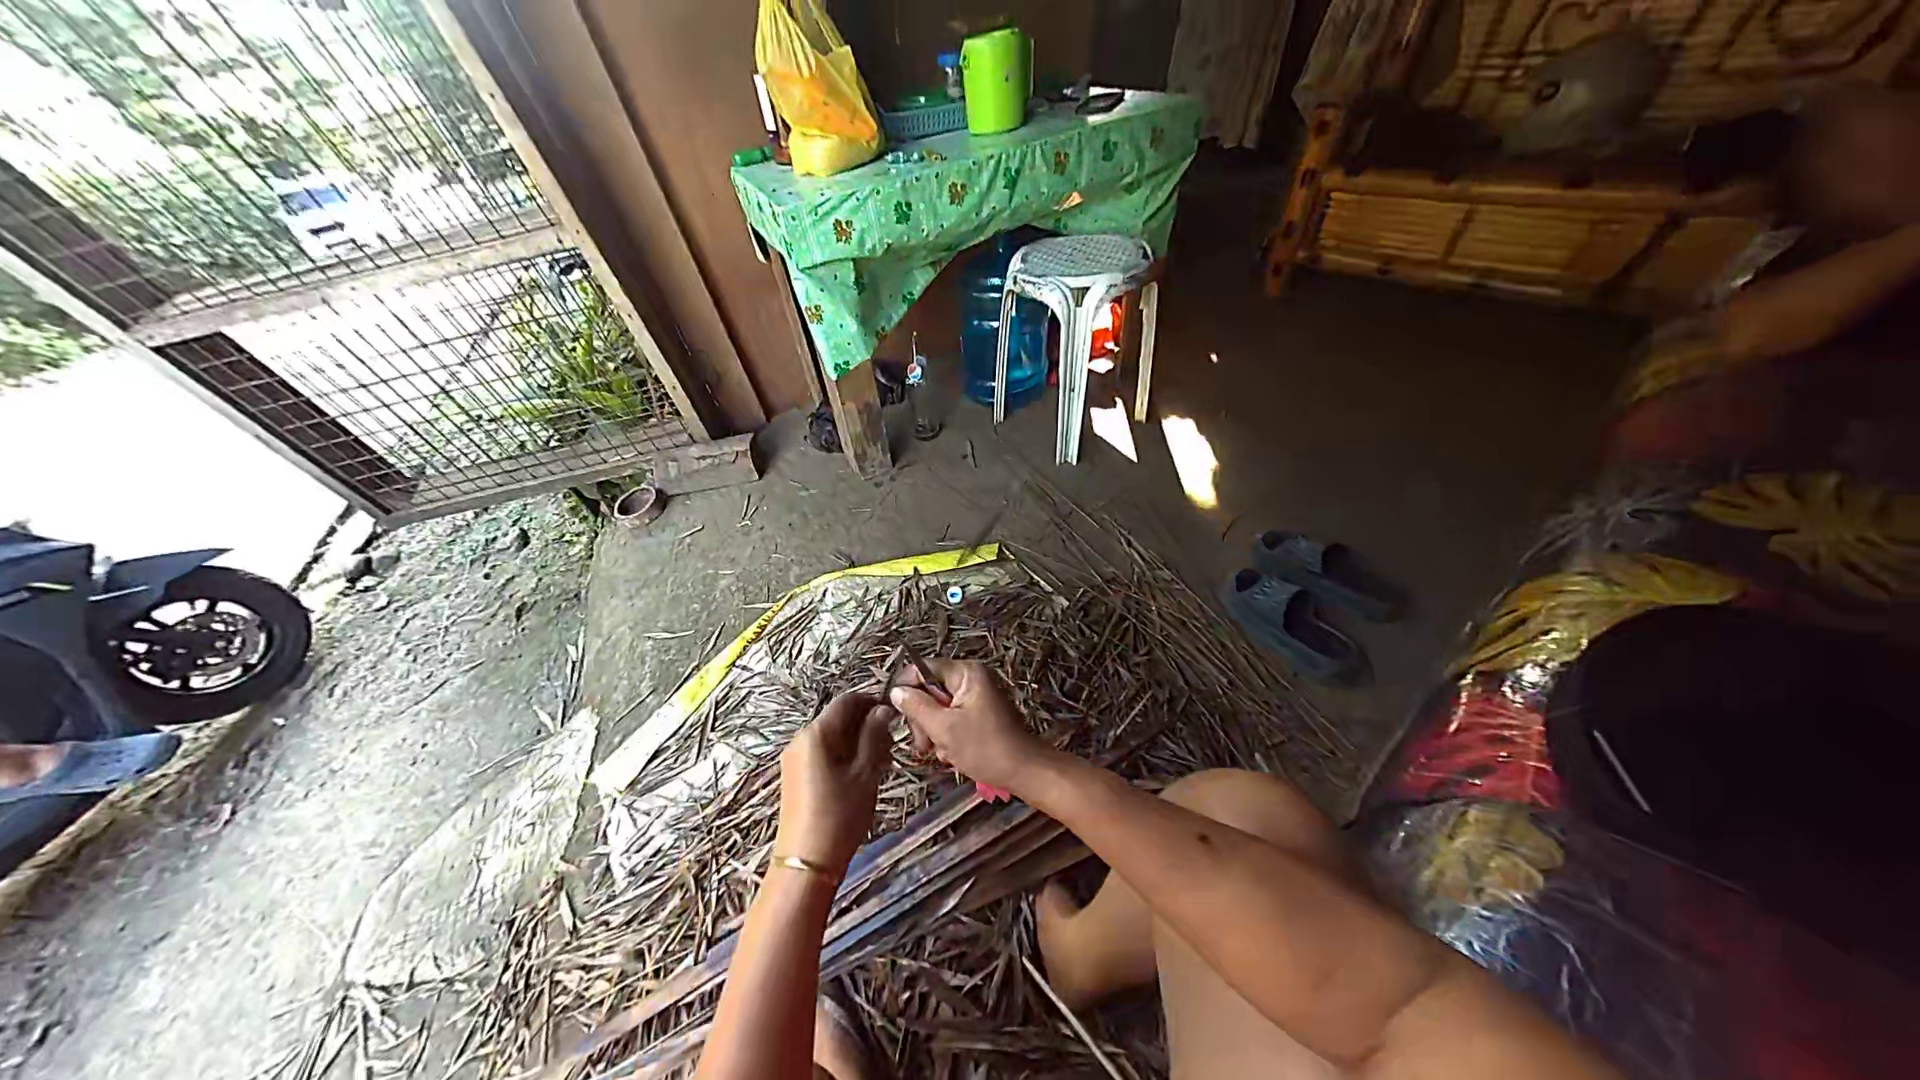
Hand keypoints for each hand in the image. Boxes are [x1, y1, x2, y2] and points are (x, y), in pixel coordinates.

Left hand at [774, 692, 896, 872]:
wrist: (806, 864)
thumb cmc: (839, 815)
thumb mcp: (865, 773)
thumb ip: (875, 736)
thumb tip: (883, 710)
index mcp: (816, 733)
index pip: (847, 701)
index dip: (872, 702)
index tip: (894, 716)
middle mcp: (800, 740)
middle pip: (838, 718)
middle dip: (866, 725)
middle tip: (891, 745)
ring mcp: (795, 759)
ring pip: (832, 738)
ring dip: (857, 742)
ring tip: (881, 762)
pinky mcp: (796, 776)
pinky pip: (823, 754)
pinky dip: (844, 757)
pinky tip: (861, 775)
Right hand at [889, 659, 1049, 793]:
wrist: (1023, 771)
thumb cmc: (985, 748)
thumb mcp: (944, 728)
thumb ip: (916, 707)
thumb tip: (895, 691)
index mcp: (965, 672)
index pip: (921, 668)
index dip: (906, 690)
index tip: (900, 716)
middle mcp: (970, 677)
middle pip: (928, 688)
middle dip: (922, 717)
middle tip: (925, 744)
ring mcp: (974, 695)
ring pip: (936, 706)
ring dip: (932, 730)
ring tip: (940, 751)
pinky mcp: (977, 712)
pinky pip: (950, 717)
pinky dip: (945, 735)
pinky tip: (950, 752)